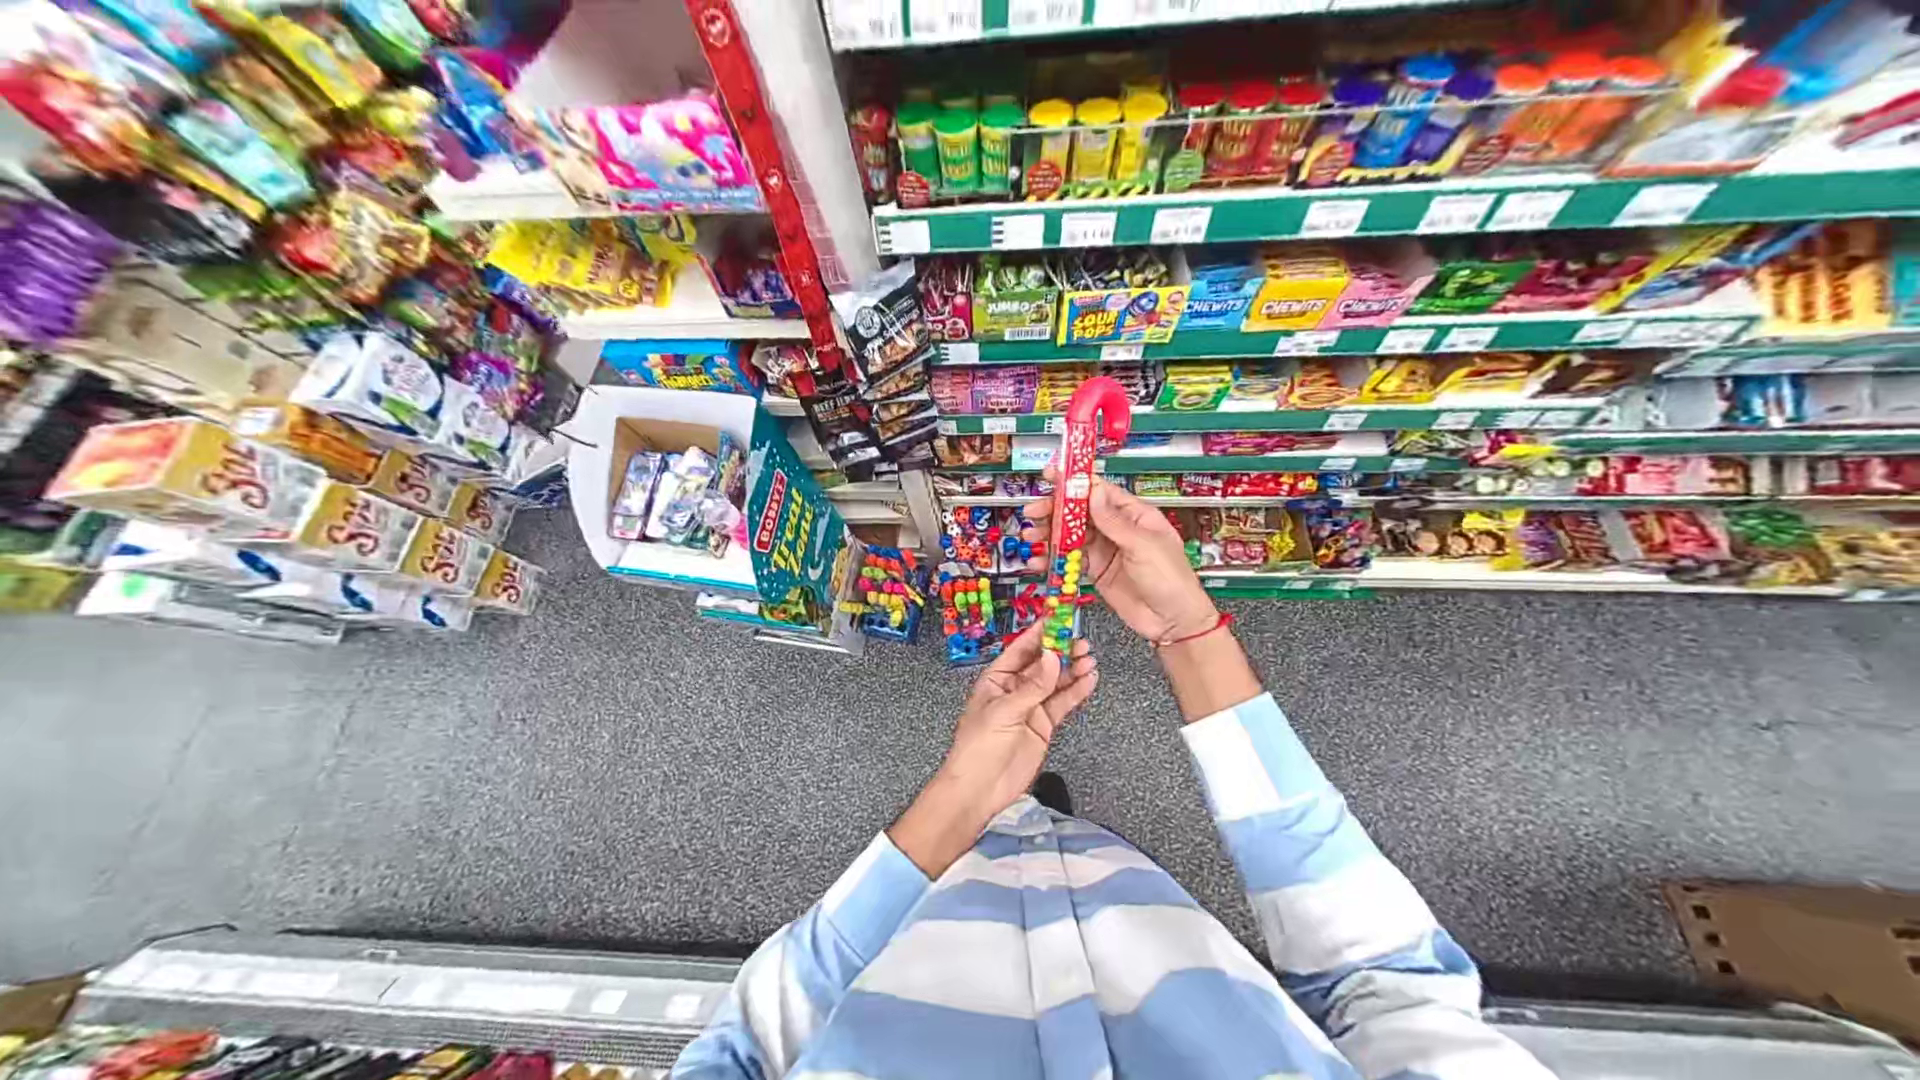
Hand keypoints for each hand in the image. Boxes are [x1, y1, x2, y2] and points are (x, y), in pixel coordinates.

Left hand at [888, 624, 1096, 876]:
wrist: (979, 789)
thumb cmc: (979, 746)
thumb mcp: (1004, 711)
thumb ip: (1033, 686)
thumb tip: (1053, 658)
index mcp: (996, 679)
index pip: (1020, 649)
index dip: (1039, 634)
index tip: (1058, 619)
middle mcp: (1014, 689)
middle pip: (1042, 664)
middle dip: (1061, 651)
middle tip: (1081, 640)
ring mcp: (1030, 706)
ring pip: (1056, 682)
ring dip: (1073, 669)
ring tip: (1090, 658)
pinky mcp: (1044, 725)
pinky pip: (1062, 702)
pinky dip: (1077, 691)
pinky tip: (1089, 679)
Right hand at [1022, 470, 1218, 642]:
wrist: (1174, 622)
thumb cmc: (1172, 580)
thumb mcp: (1143, 546)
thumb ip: (1114, 521)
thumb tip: (1094, 492)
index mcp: (1134, 515)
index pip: (1099, 492)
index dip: (1074, 484)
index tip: (1053, 476)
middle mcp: (1117, 530)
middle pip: (1079, 513)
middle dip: (1054, 511)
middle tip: (1034, 512)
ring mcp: (1105, 550)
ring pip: (1070, 536)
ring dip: (1049, 535)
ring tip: (1032, 538)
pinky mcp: (1096, 571)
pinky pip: (1070, 560)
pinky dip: (1053, 560)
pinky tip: (1040, 561)